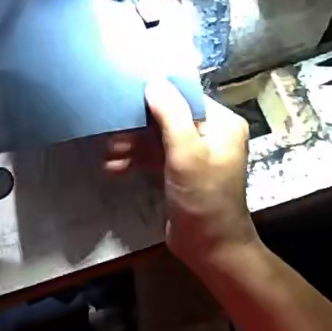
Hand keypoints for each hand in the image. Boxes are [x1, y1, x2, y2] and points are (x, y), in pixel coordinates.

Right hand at [106, 77, 257, 269]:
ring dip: (133, 144)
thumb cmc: (204, 198)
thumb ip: (171, 115)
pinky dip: (136, 160)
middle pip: (167, 117)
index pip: (185, 97)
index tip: (125, 94)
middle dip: (138, 125)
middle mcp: (211, 134)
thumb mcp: (186, 153)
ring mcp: (195, 155)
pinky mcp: (180, 173)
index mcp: (222, 123)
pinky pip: (155, 158)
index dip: (156, 95)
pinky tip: (114, 168)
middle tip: (111, 130)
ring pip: (157, 138)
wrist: (211, 248)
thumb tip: (153, 82)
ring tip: (110, 153)